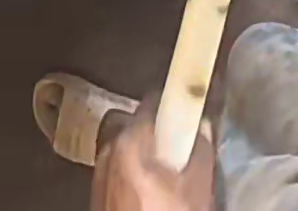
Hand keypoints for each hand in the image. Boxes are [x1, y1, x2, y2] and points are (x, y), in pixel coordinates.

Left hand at [90, 105, 213, 210]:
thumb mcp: (195, 192)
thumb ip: (201, 152)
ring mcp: (98, 173)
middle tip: (175, 145)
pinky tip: (150, 192)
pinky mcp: (96, 196)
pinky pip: (116, 169)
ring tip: (165, 173)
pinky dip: (131, 172)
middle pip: (132, 122)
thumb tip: (202, 125)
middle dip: (153, 129)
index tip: (187, 108)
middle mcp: (108, 149)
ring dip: (141, 151)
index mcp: (129, 140)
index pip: (151, 101)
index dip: (172, 102)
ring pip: (123, 146)